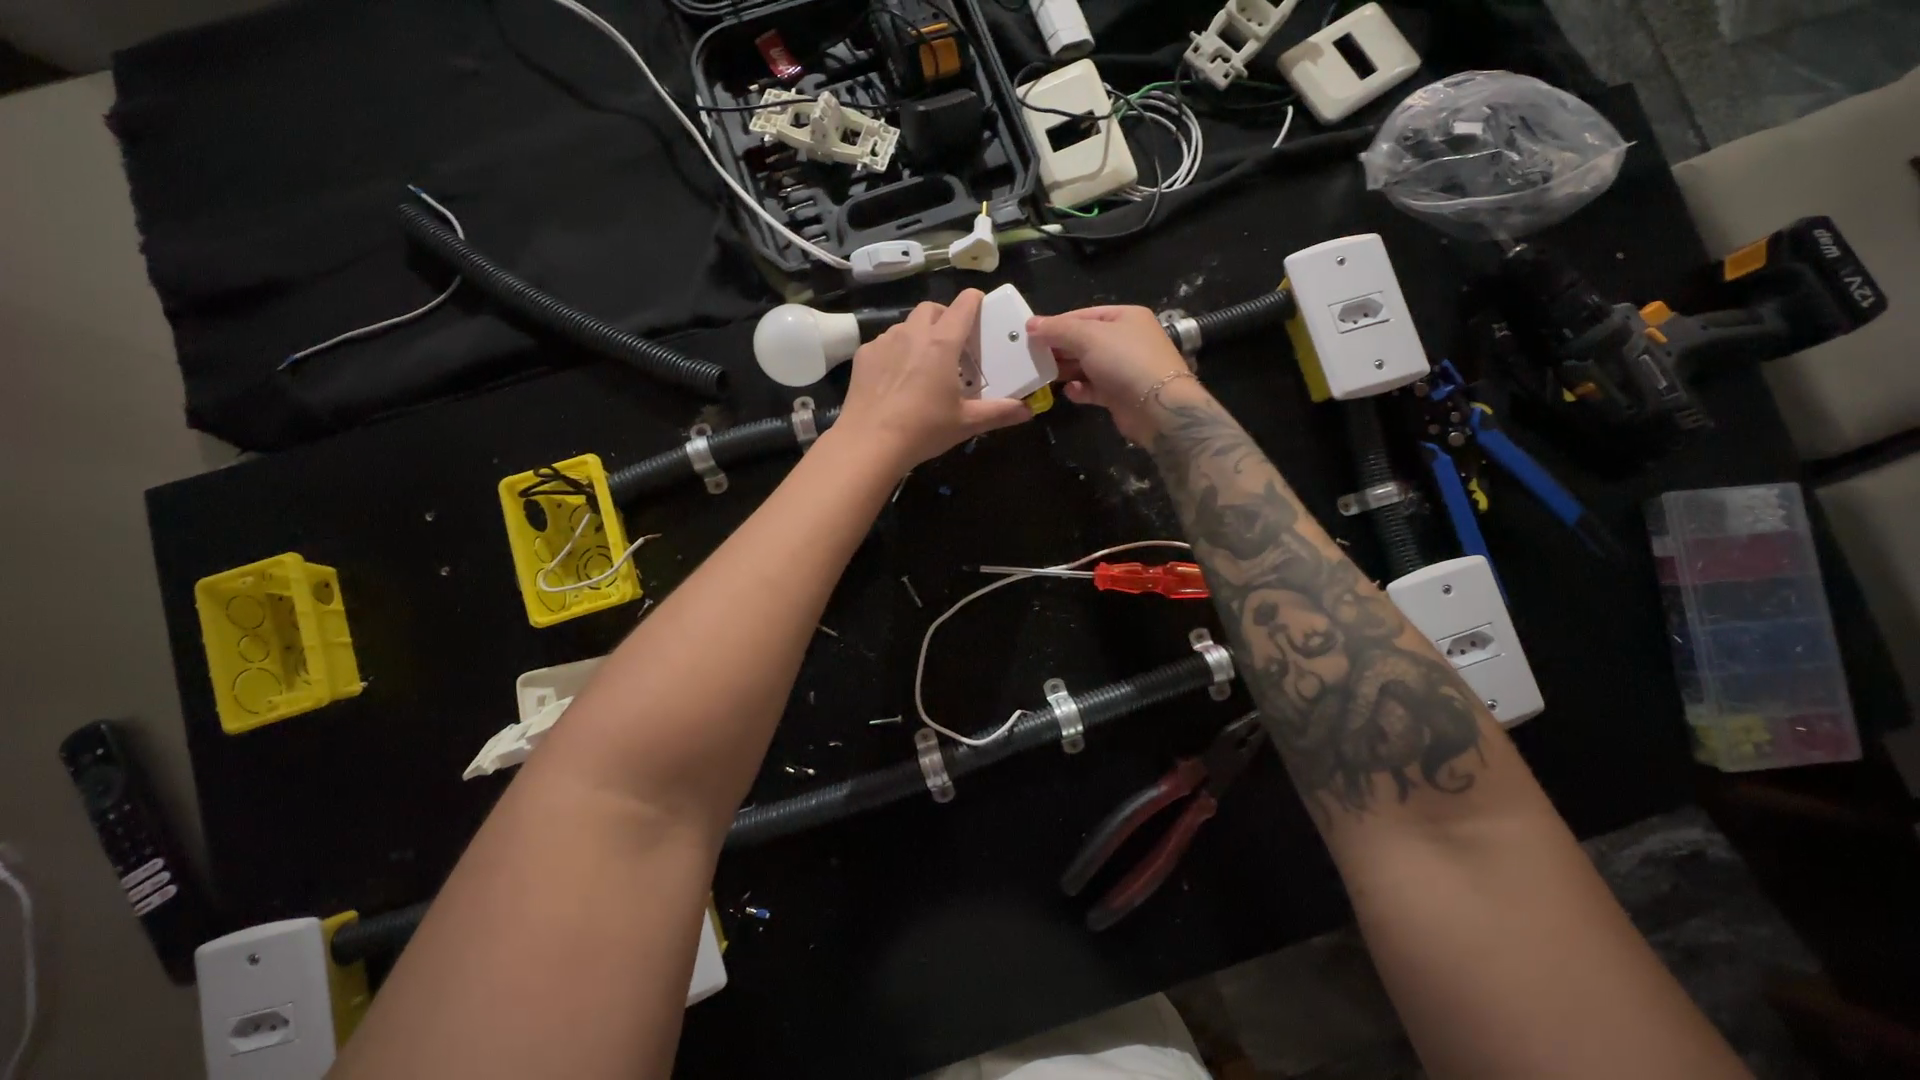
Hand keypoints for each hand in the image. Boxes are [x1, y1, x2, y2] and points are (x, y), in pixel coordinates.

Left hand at [833, 290, 1032, 469]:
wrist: (870, 442)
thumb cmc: (923, 429)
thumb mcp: (966, 423)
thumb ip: (999, 412)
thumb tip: (1027, 411)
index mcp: (942, 343)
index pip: (964, 305)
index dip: (975, 301)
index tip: (981, 307)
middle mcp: (912, 333)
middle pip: (932, 308)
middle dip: (945, 317)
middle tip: (953, 343)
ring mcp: (884, 342)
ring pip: (906, 325)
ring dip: (919, 334)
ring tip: (924, 362)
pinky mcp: (864, 356)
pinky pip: (884, 343)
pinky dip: (895, 352)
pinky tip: (897, 378)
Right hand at [1026, 306, 1195, 443]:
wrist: (1157, 407)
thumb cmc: (1124, 361)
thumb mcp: (1088, 336)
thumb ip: (1058, 329)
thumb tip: (1030, 324)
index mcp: (1125, 317)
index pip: (1084, 315)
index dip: (1057, 323)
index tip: (1031, 333)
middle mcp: (1126, 340)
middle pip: (1084, 340)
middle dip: (1059, 348)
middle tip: (1032, 356)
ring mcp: (1124, 368)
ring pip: (1087, 365)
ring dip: (1066, 370)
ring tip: (1044, 374)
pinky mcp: (1120, 394)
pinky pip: (1093, 388)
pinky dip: (1080, 389)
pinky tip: (1069, 391)